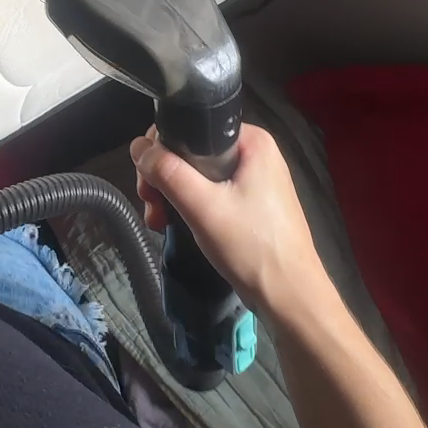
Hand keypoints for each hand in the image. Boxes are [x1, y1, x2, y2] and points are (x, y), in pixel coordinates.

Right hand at [132, 124, 328, 318]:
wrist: (292, 301)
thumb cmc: (252, 248)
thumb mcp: (202, 206)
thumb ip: (167, 172)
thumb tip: (136, 145)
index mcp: (252, 141)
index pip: (192, 126)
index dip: (161, 148)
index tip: (147, 178)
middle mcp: (255, 153)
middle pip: (191, 151)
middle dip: (163, 176)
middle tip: (150, 203)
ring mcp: (255, 180)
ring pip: (197, 174)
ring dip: (171, 194)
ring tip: (158, 220)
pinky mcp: (252, 203)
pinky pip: (210, 192)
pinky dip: (189, 206)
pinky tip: (173, 225)